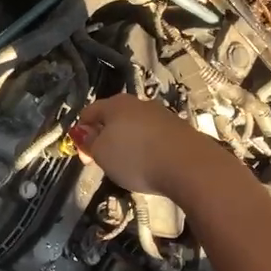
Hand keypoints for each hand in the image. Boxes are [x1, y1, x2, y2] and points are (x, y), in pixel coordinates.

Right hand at [68, 92, 225, 197]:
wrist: (190, 166)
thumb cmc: (136, 158)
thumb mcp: (101, 154)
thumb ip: (88, 142)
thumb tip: (82, 131)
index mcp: (115, 104)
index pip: (88, 112)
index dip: (81, 133)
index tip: (84, 156)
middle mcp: (139, 103)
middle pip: (113, 118)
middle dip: (104, 138)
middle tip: (103, 162)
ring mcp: (162, 115)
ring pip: (134, 127)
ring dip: (126, 143)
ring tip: (127, 165)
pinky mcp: (179, 129)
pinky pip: (153, 136)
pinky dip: (146, 148)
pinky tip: (149, 164)